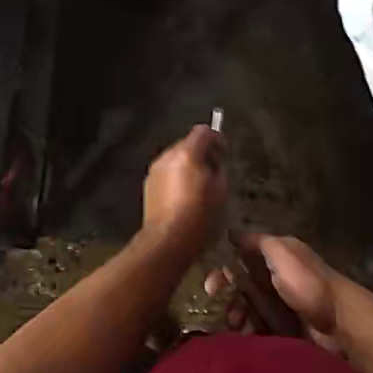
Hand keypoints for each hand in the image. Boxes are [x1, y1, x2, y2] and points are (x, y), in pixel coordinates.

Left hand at [140, 125, 225, 257]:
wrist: (167, 241)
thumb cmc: (199, 217)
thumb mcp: (221, 191)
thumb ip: (220, 169)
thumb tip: (216, 162)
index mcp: (187, 153)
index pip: (203, 131)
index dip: (217, 138)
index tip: (224, 153)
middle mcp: (168, 155)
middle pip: (188, 143)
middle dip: (202, 152)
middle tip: (215, 171)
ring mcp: (156, 169)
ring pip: (176, 157)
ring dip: (189, 164)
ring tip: (200, 185)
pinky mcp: (148, 183)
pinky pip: (167, 171)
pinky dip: (177, 175)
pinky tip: (184, 195)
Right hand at [209, 234, 342, 350]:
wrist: (340, 326)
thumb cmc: (307, 282)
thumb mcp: (281, 251)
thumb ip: (256, 242)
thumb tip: (230, 233)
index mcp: (275, 256)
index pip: (239, 258)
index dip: (222, 268)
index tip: (210, 284)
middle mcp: (274, 278)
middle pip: (240, 285)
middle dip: (226, 295)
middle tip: (218, 306)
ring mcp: (278, 306)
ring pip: (245, 308)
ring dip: (234, 314)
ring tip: (234, 324)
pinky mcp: (282, 331)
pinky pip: (256, 328)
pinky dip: (245, 331)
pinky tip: (239, 336)